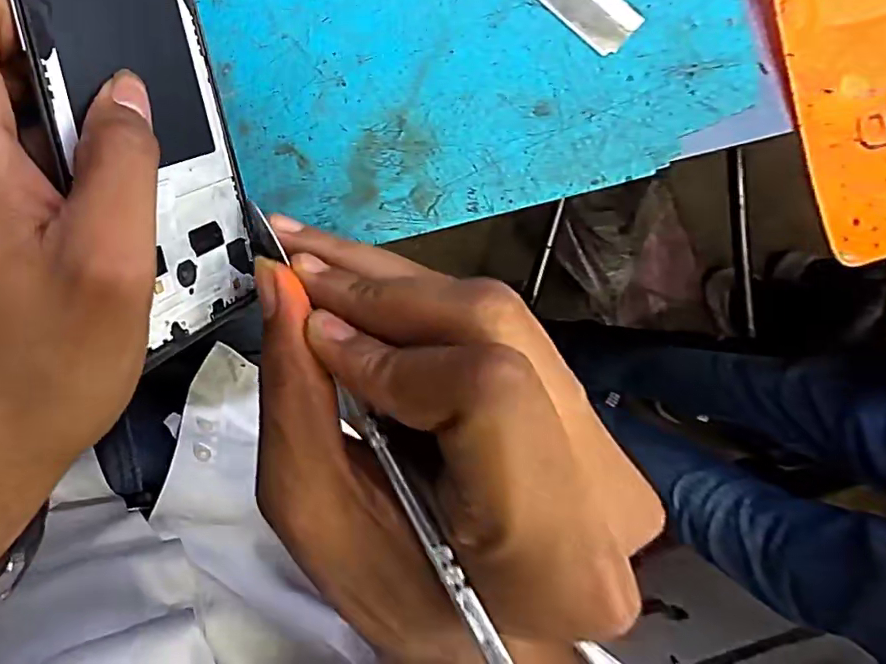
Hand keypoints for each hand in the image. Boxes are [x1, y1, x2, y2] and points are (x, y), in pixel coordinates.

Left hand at [0, 0, 160, 566]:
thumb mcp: (112, 264)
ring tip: (94, 171)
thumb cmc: (38, 370)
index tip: (75, 57)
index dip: (16, 3)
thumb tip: (120, 89)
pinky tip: (67, 204)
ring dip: (40, 112)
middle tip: (105, 127)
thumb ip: (122, 158)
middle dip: (44, 63)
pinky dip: (23, 148)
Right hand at [256, 220, 663, 658]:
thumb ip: (293, 391)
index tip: (311, 335)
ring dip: (385, 279)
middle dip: (374, 287)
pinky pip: (489, 322)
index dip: (387, 352)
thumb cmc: (385, 589)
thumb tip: (280, 282)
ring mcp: (604, 439)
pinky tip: (354, 285)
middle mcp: (605, 485)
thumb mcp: (310, 507)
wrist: (464, 623)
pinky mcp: (580, 405)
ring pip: (489, 307)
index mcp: (551, 549)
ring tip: (312, 263)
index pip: (485, 389)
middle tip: (293, 266)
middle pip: (490, 323)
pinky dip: (409, 297)